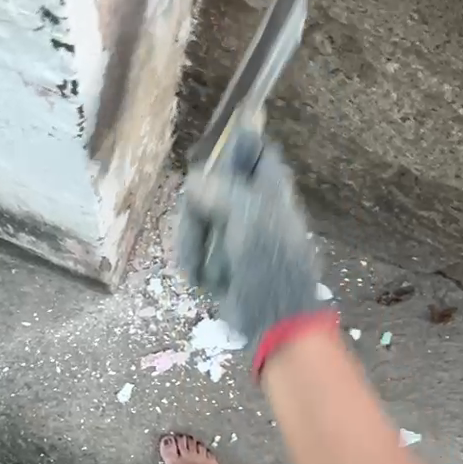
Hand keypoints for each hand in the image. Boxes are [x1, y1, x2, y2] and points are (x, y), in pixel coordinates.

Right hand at [176, 132, 326, 349]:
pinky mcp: (219, 259)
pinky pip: (194, 248)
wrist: (271, 316)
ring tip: (197, 269)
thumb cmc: (269, 263)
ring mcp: (233, 234)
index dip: (231, 147)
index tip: (207, 161)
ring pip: (196, 219)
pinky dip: (193, 263)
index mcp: (269, 188)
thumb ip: (221, 191)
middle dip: (196, 210)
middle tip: (193, 226)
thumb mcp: (248, 216)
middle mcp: (251, 205)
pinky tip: (201, 278)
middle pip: (210, 186)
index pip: (252, 150)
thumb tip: (193, 179)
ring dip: (191, 244)